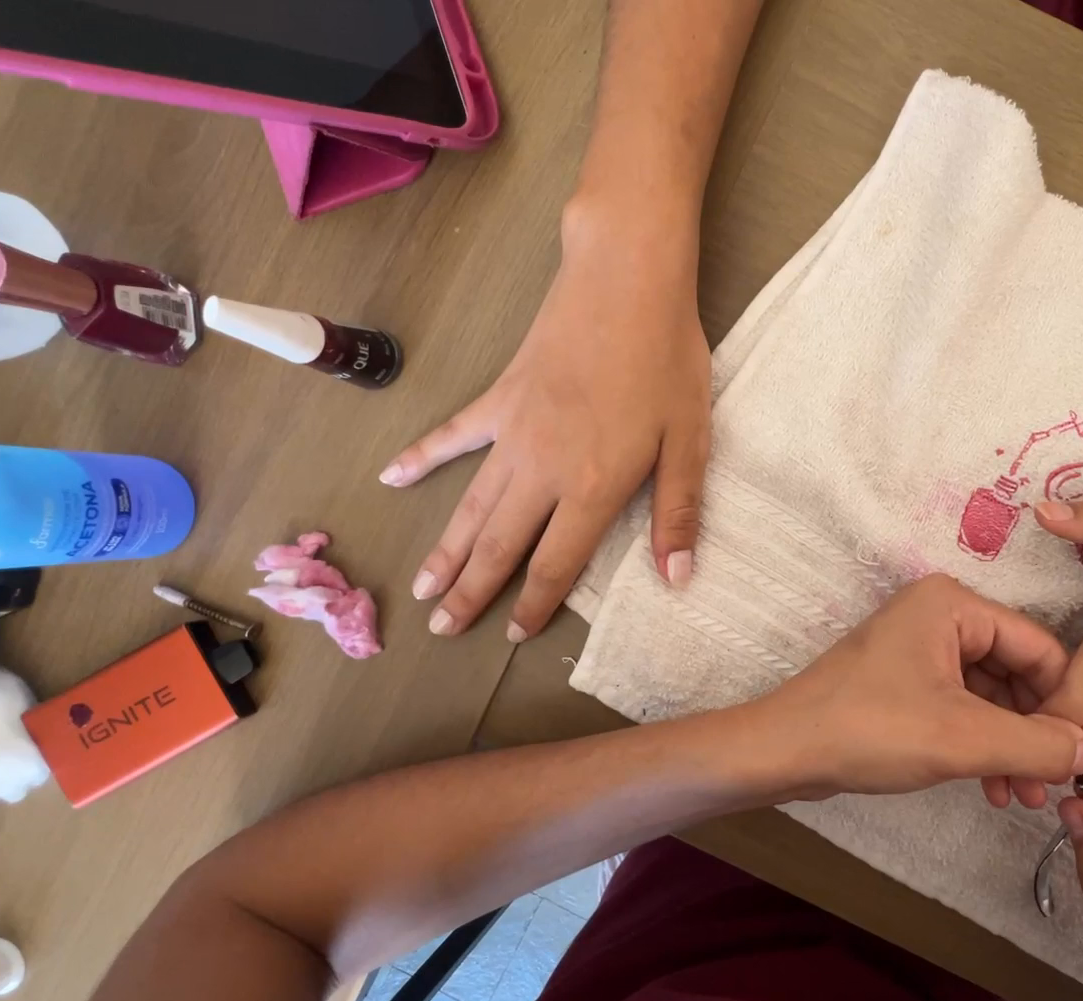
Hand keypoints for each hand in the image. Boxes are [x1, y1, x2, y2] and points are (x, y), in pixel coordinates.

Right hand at [381, 209, 710, 640]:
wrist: (623, 283)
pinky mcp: (499, 398)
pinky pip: (453, 435)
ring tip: (421, 586)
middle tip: (440, 629)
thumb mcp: (690, 443)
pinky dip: (422, 457)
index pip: (555, 564)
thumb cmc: (667, 363)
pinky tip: (393, 476)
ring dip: (445, 549)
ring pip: (470, 505)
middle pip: (500, 544)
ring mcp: (512, 433)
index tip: (510, 635)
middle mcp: (542, 471)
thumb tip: (677, 578)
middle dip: (472, 591)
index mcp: (592, 489)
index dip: (534, 604)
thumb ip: (678, 513)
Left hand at [750, 575, 1082, 800]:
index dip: (1068, 702)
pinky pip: (963, 707)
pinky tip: (992, 787)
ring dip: (1010, 745)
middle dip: (1035, 731)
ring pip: (991, 695)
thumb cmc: (871, 730)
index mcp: (954, 604)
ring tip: (1023, 797)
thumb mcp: (963, 738)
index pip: (1040, 647)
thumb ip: (1035, 744)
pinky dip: (981, 744)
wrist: (783, 751)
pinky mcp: (906, 680)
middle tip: (1054, 784)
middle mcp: (940, 614)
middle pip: (1016, 671)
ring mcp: (921, 647)